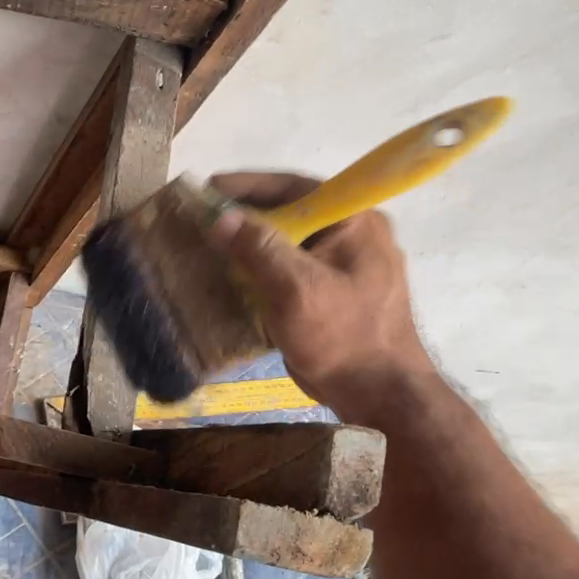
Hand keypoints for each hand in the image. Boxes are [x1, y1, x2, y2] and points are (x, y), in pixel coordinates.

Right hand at [205, 172, 437, 421]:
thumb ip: (259, 250)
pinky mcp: (329, 296)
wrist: (377, 393)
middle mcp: (352, 236)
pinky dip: (259, 271)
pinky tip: (230, 280)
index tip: (208, 188)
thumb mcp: (296, 290)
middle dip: (245, 216)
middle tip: (200, 219)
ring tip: (208, 247)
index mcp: (354, 222)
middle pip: (290, 214)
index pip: (295, 188)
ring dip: (249, 246)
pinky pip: (289, 271)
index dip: (249, 185)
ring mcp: (342, 268)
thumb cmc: (343, 338)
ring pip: (288, 244)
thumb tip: (221, 218)